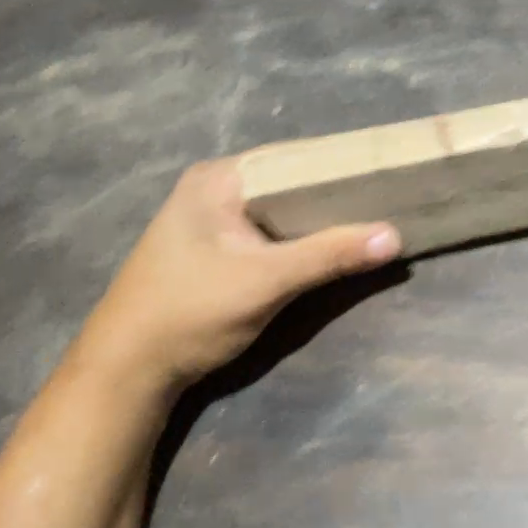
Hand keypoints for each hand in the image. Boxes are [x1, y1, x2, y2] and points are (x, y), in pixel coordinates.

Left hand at [73, 159, 399, 392]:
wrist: (128, 370)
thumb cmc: (188, 313)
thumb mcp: (266, 282)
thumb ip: (330, 255)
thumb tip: (396, 236)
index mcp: (220, 179)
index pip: (298, 157)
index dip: (347, 165)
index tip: (396, 174)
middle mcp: (220, 189)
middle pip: (297, 183)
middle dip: (343, 195)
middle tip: (398, 200)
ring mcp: (221, 220)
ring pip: (291, 211)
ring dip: (330, 221)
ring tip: (383, 220)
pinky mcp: (226, 250)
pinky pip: (281, 233)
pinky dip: (311, 240)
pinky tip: (343, 248)